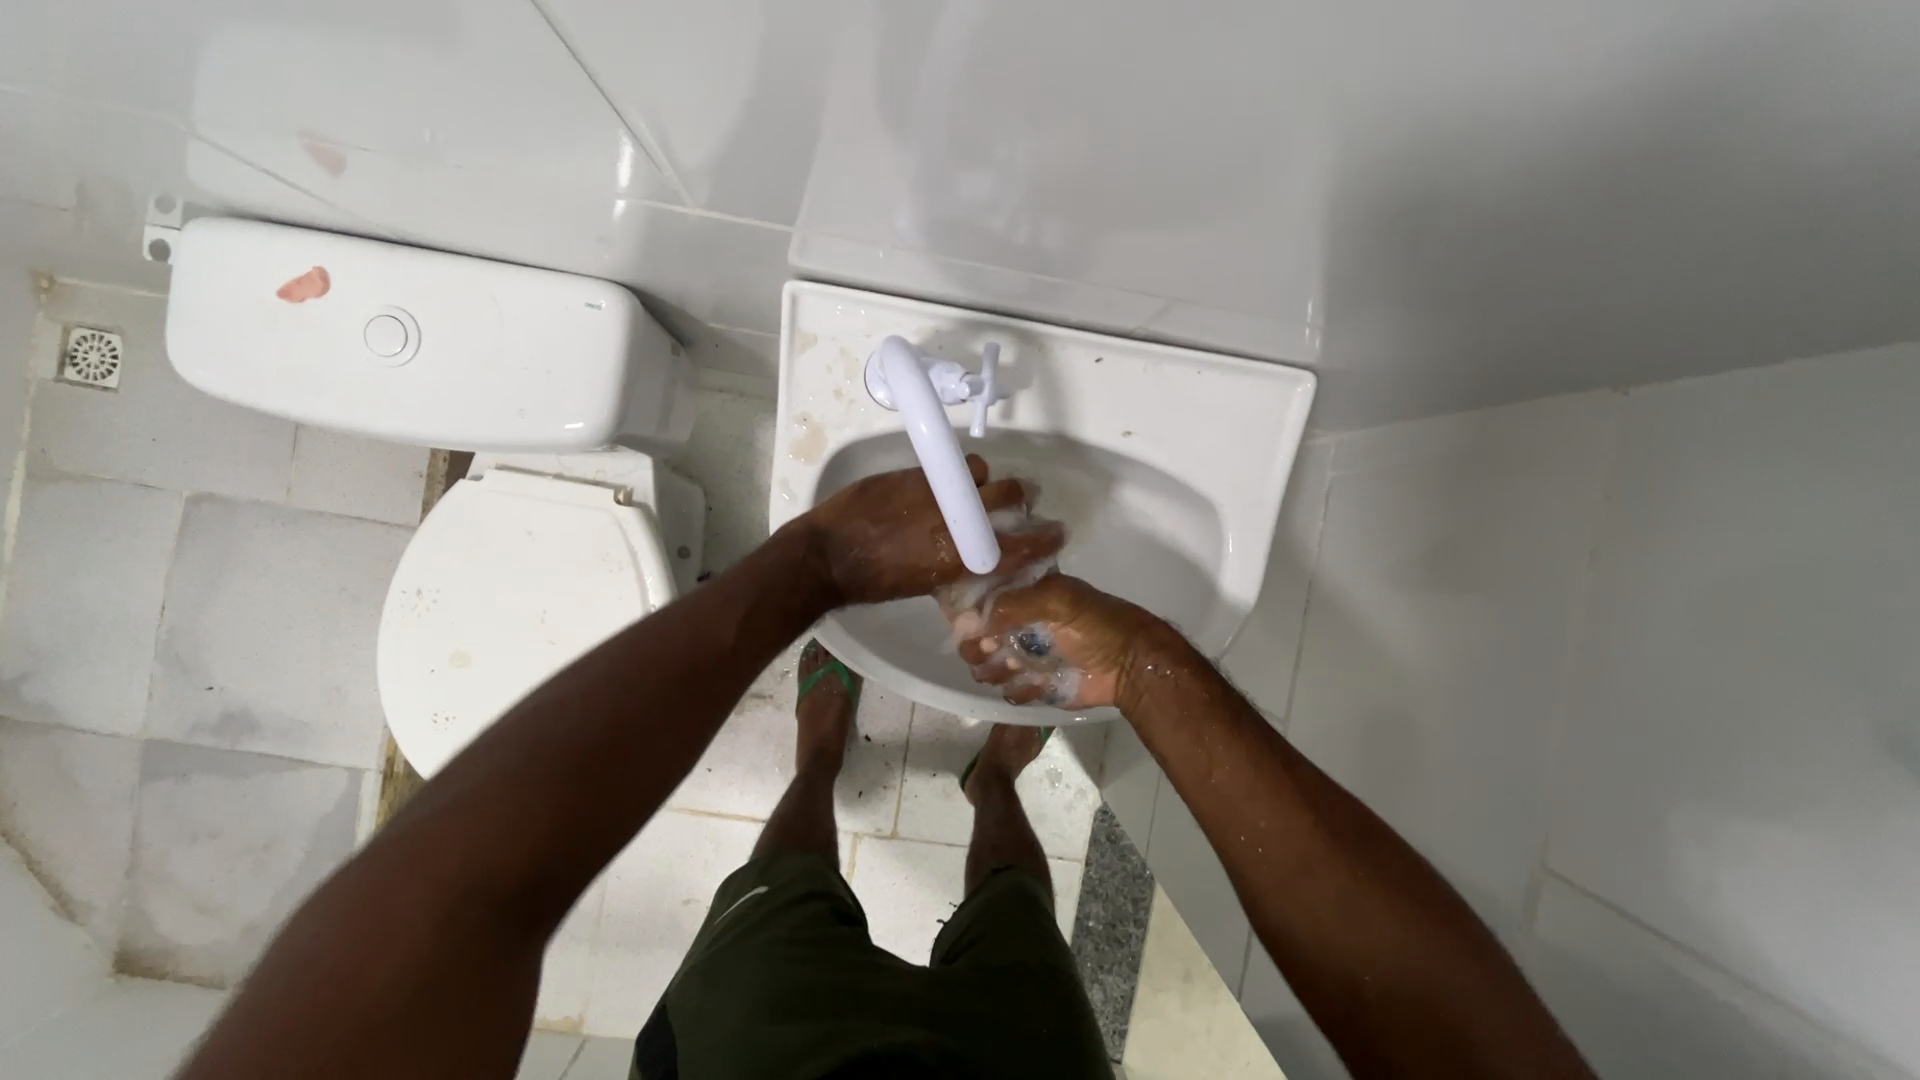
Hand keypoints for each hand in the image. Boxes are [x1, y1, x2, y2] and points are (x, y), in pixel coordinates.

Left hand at [799, 454, 1065, 605]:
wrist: (828, 555)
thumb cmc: (873, 582)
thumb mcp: (924, 584)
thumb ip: (955, 567)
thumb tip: (972, 557)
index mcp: (961, 555)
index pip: (1017, 544)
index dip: (1042, 539)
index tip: (1057, 533)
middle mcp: (956, 518)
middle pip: (1007, 494)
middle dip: (1021, 496)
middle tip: (1022, 499)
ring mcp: (936, 490)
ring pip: (978, 472)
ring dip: (984, 480)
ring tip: (977, 488)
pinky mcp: (914, 474)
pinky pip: (947, 467)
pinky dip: (954, 476)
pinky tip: (945, 485)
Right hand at [954, 574, 1173, 710]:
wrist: (1129, 666)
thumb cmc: (1096, 624)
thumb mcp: (1059, 600)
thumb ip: (1014, 604)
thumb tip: (975, 622)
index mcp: (1020, 596)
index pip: (978, 601)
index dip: (967, 613)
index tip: (969, 624)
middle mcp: (1015, 625)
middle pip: (973, 638)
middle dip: (977, 647)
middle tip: (992, 650)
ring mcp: (1022, 656)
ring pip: (984, 667)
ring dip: (995, 669)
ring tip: (1019, 667)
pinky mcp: (1032, 684)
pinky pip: (1007, 691)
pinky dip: (1018, 690)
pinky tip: (1038, 684)